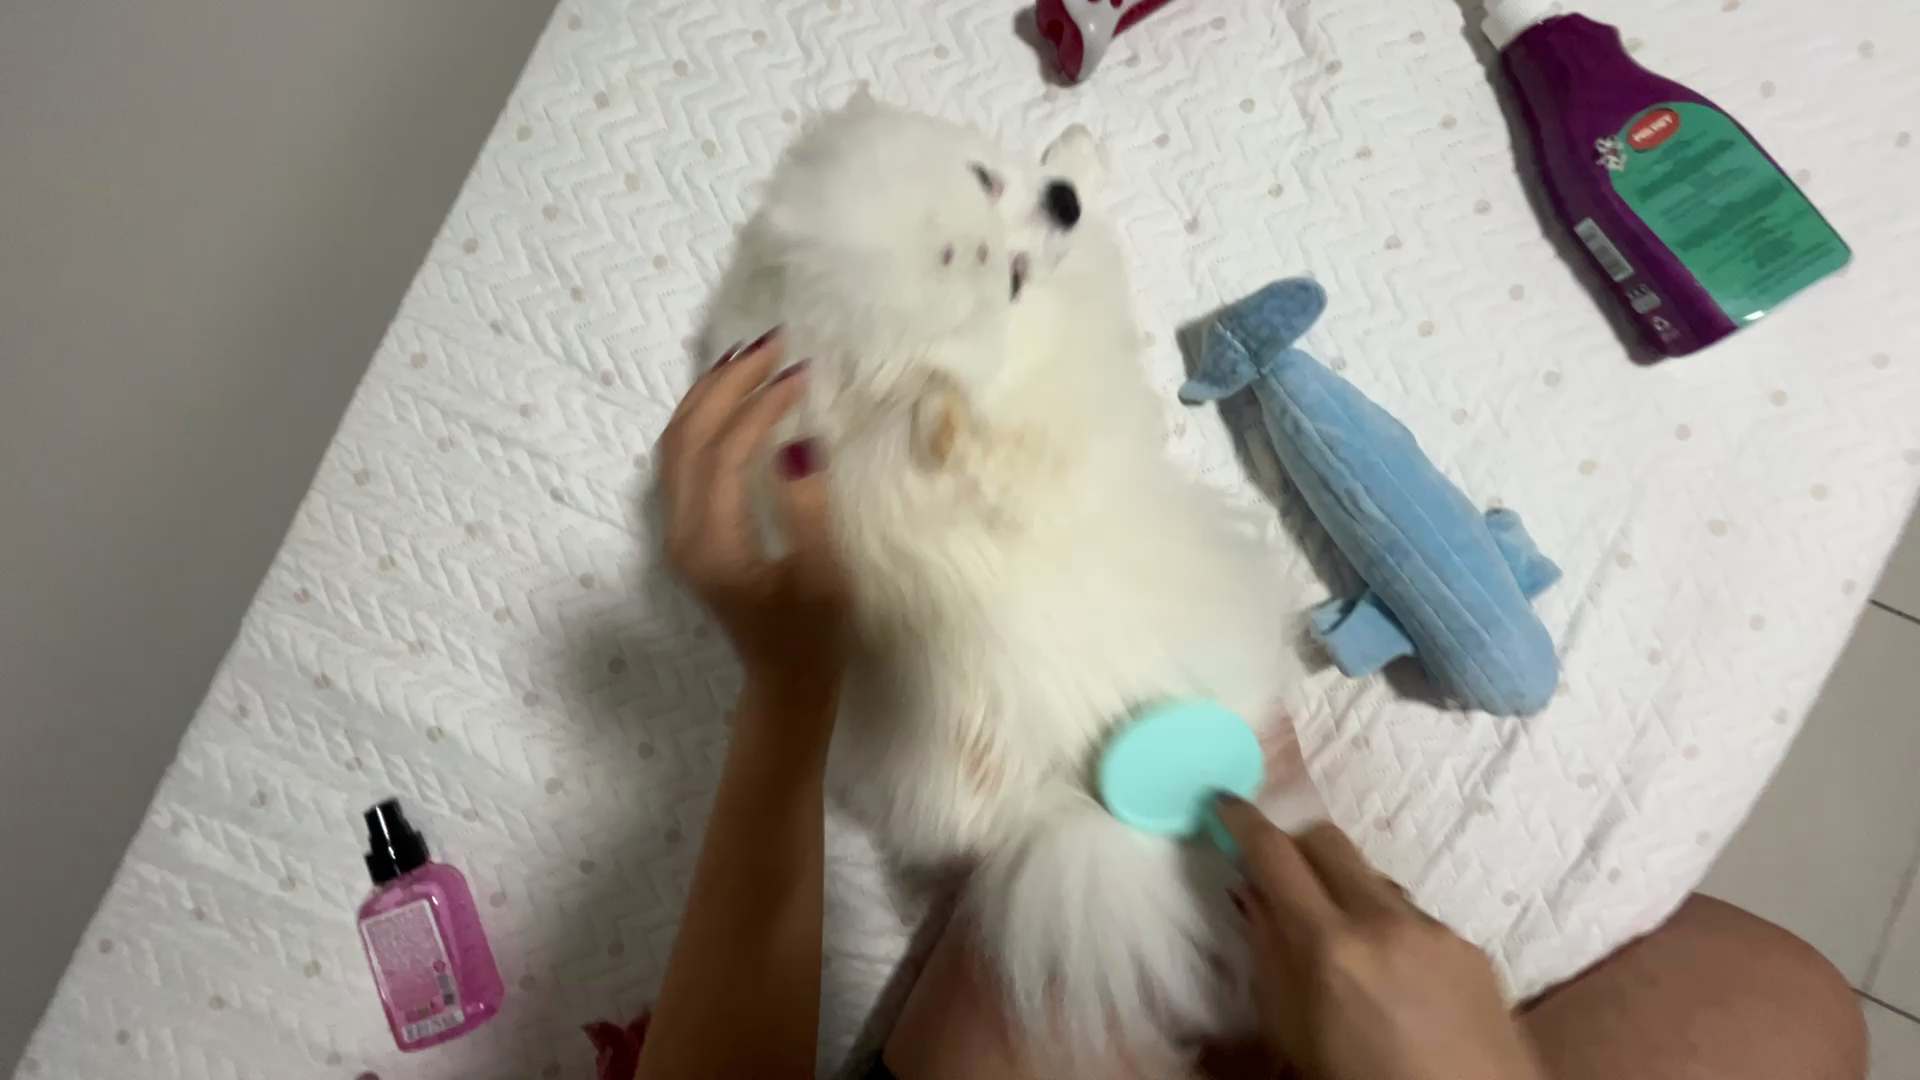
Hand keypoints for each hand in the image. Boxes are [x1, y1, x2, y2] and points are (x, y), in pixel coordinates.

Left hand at [659, 330, 845, 703]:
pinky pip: (683, 460)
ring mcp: (678, 532)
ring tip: (749, 359)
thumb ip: (806, 510)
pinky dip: (703, 421)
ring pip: (676, 444)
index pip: (726, 452)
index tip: (802, 375)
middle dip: (728, 383)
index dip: (762, 407)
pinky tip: (730, 402)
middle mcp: (682, 532)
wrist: (784, 680)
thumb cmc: (813, 636)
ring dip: (709, 396)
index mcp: (713, 544)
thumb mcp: (822, 578)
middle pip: (688, 436)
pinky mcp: (688, 532)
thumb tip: (800, 443)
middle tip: (772, 344)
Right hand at [1214, 798, 1545, 1079]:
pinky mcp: (1471, 947)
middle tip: (1282, 872)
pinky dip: (1387, 926)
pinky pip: (1413, 914)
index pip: (1274, 853)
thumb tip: (1252, 889)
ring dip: (1344, 888)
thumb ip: (1268, 948)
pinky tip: (1394, 974)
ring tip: (1346, 940)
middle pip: (1326, 838)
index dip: (1243, 820)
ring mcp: (1434, 930)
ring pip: (1370, 875)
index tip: (1224, 803)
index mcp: (1328, 945)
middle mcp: (1383, 922)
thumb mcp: (1292, 1027)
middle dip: (1296, 844)